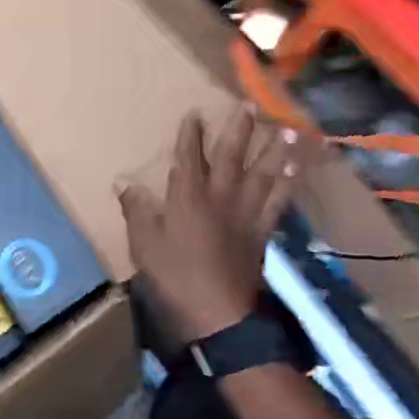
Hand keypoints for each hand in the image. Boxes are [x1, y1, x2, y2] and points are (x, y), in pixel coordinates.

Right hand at [117, 108, 298, 340]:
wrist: (218, 313)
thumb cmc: (175, 275)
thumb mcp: (144, 243)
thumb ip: (136, 209)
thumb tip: (122, 181)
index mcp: (188, 196)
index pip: (188, 156)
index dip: (190, 134)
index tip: (195, 112)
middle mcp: (220, 196)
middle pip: (232, 155)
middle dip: (239, 128)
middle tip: (251, 105)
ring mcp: (246, 213)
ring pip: (263, 174)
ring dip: (275, 151)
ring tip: (288, 130)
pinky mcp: (262, 232)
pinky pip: (278, 202)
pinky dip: (287, 185)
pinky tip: (295, 172)